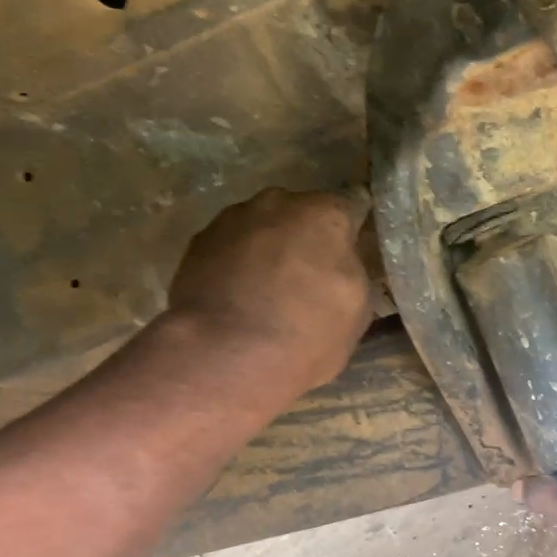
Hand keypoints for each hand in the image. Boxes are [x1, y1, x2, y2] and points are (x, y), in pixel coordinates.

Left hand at [166, 188, 372, 392]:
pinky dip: (236, 266)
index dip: (354, 229)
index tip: (354, 251)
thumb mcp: (358, 310)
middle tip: (309, 278)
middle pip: (300, 214)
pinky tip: (237, 299)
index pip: (352, 205)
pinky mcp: (197, 243)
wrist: (226, 353)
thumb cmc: (307, 331)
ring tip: (266, 292)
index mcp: (325, 214)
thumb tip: (343, 260)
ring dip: (268, 250)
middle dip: (306, 238)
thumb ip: (354, 271)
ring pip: (261, 228)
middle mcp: (277, 202)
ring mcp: (232, 219)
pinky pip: (230, 248)